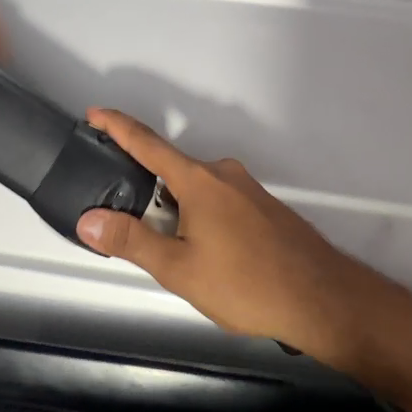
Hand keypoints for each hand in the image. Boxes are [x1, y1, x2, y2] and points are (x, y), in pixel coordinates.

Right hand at [76, 108, 390, 365]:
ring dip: (179, 213)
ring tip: (179, 258)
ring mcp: (247, 190)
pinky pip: (220, 203)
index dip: (117, 126)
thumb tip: (89, 220)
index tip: (95, 113)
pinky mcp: (264, 209)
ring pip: (198, 192)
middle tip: (137, 232)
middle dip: (149, 196)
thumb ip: (132, 240)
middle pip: (172, 172)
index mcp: (198, 180)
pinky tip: (211, 258)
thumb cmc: (247, 283)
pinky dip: (203, 220)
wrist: (321, 299)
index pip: (147, 143)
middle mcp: (223, 175)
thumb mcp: (179, 268)